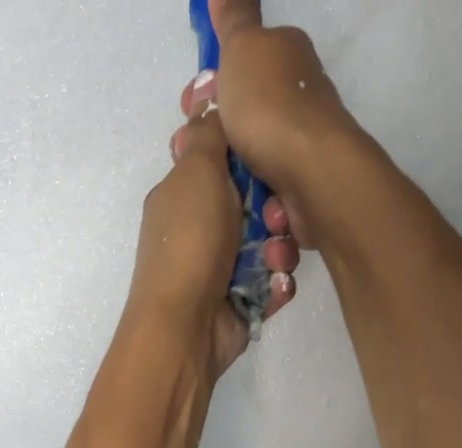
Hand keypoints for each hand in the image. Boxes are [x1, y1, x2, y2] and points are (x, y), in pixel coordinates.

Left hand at [129, 72, 300, 376]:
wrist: (185, 325)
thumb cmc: (190, 243)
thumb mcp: (196, 173)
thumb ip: (208, 137)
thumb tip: (208, 107)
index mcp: (182, 195)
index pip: (224, 163)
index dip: (251, 161)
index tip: (268, 161)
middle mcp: (199, 229)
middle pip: (256, 205)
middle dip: (274, 211)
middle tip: (274, 220)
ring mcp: (218, 267)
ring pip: (269, 244)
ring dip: (278, 251)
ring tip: (271, 262)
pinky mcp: (238, 300)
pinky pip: (270, 282)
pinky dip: (274, 284)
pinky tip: (272, 287)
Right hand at [193, 0, 365, 248]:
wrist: (312, 173)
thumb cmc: (271, 106)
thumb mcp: (244, 47)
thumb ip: (233, 17)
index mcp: (286, 59)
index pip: (238, 68)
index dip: (209, 87)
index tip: (190, 106)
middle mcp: (297, 99)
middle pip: (240, 117)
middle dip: (213, 136)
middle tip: (191, 149)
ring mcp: (299, 146)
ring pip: (248, 160)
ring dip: (228, 172)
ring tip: (218, 182)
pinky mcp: (300, 187)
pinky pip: (265, 195)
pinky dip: (253, 201)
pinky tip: (247, 203)